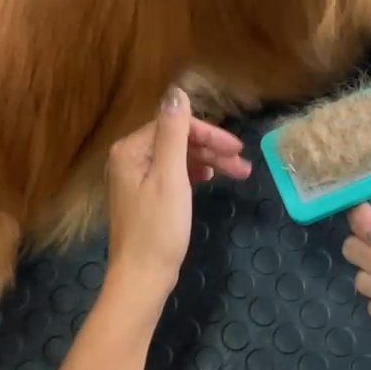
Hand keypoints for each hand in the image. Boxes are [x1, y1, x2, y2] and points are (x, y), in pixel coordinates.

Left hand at [105, 87, 250, 293]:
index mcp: (130, 150)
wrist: (142, 278)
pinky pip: (171, 175)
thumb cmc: (158, 228)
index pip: (175, 126)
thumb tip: (177, 92)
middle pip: (176, 141)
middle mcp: (127, 159)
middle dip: (211, 150)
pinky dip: (192, 175)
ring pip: (176, 159)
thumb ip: (174, 132)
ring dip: (207, 163)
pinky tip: (208, 180)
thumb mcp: (171, 177)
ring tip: (237, 174)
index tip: (238, 149)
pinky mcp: (142, 198)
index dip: (209, 135)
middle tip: (243, 165)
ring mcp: (133, 180)